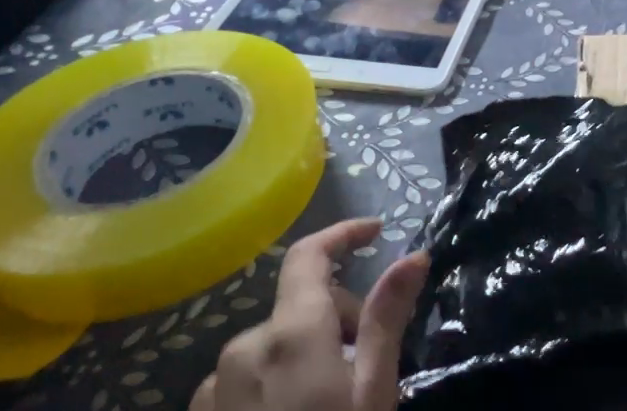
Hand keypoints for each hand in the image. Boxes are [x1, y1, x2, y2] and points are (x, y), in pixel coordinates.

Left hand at [190, 218, 429, 410]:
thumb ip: (387, 318)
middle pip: (299, 307)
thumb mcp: (373, 390)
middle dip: (337, 320)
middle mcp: (242, 349)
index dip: (343, 235)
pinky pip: (241, 378)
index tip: (376, 231)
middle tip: (365, 364)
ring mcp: (212, 388)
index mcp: (290, 334)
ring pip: (271, 344)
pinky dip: (271, 381)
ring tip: (327, 398)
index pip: (308, 257)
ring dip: (303, 354)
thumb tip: (414, 256)